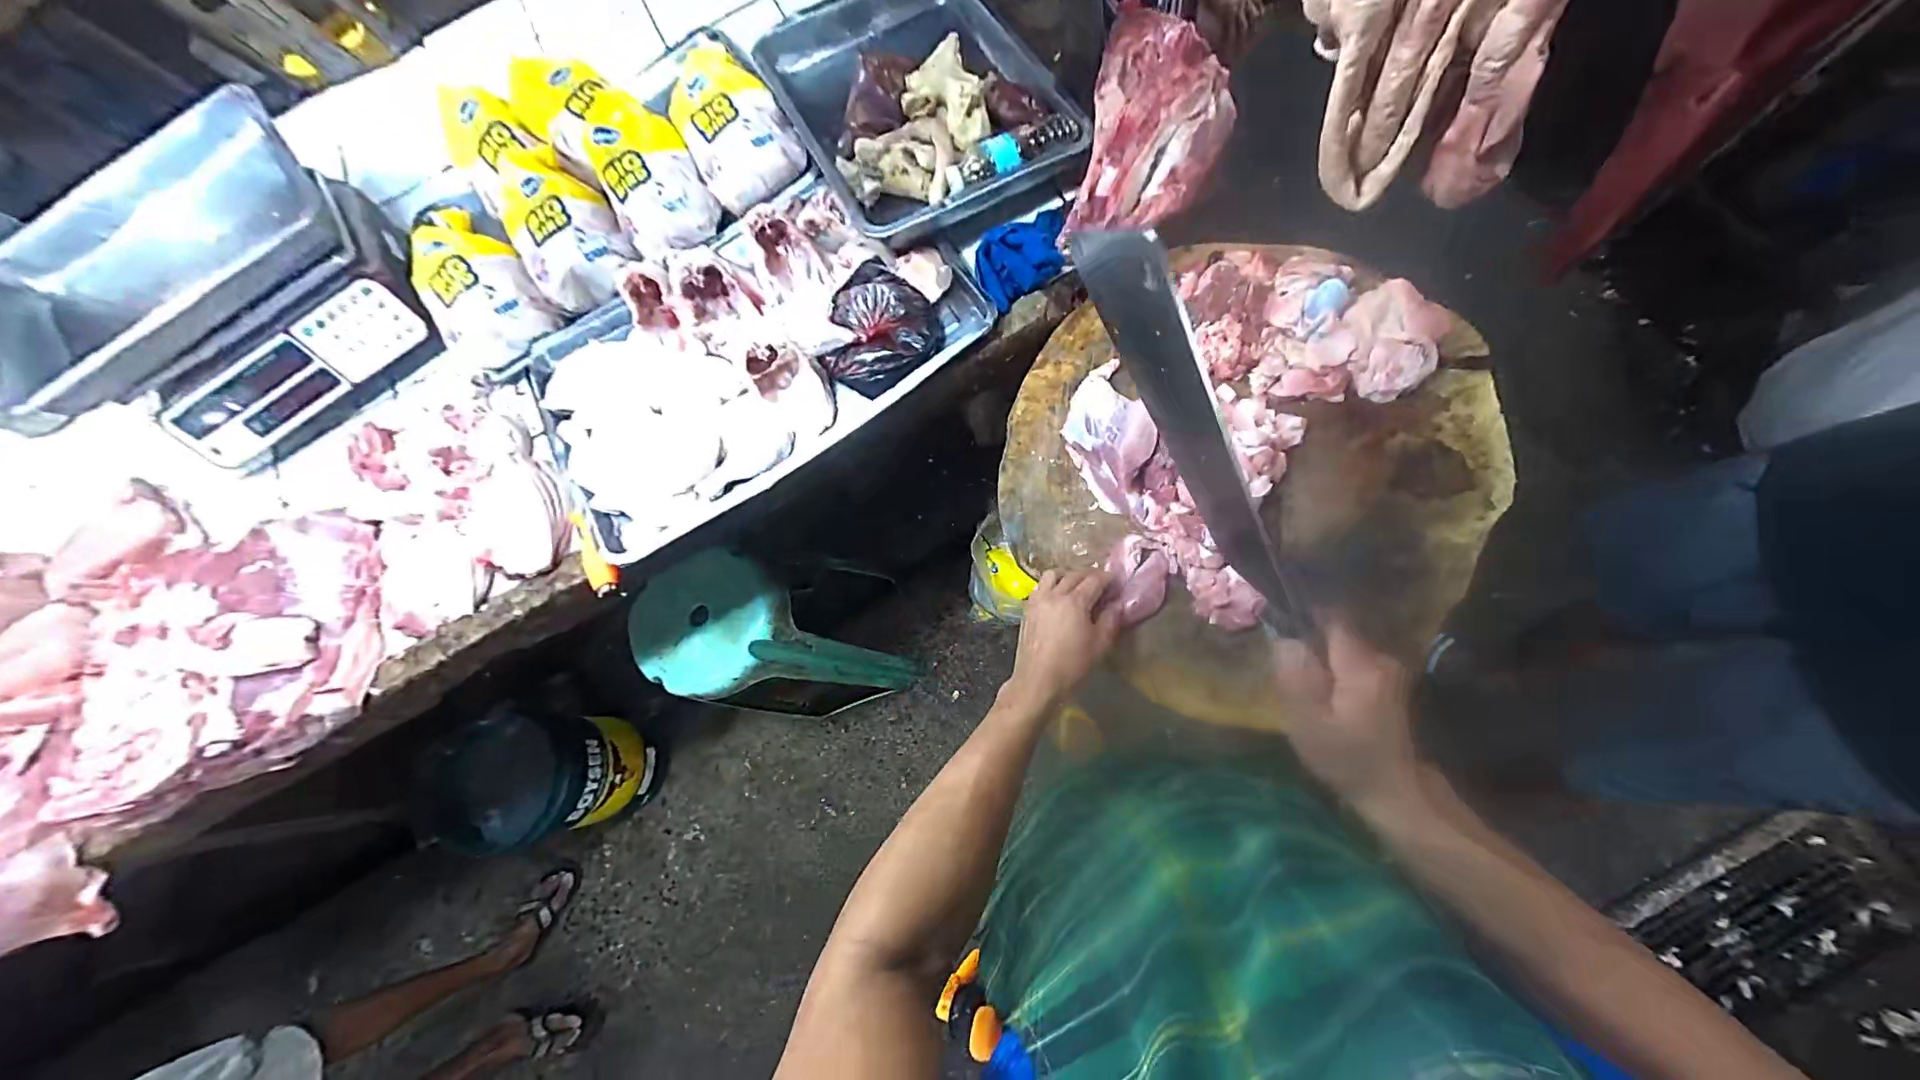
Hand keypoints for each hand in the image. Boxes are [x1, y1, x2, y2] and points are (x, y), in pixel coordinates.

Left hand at [1003, 569, 1122, 710]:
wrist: (1038, 681)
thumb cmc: (1072, 665)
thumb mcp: (1100, 645)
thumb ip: (1110, 620)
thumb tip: (1116, 605)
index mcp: (1074, 602)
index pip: (1094, 580)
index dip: (1107, 578)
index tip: (1115, 581)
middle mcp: (1054, 595)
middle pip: (1073, 574)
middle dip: (1089, 575)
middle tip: (1100, 583)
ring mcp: (1038, 601)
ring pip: (1052, 575)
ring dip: (1067, 575)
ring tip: (1076, 585)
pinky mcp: (1027, 610)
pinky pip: (1040, 587)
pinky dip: (1051, 585)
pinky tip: (1057, 597)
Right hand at [1272, 616, 1419, 814]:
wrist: (1394, 791)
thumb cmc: (1347, 758)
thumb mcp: (1308, 724)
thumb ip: (1295, 678)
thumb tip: (1284, 638)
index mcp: (1361, 664)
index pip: (1332, 616)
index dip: (1303, 612)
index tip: (1277, 619)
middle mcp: (1380, 658)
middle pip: (1336, 628)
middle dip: (1306, 633)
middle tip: (1280, 654)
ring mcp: (1387, 669)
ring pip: (1342, 643)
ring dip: (1317, 650)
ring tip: (1294, 667)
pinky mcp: (1386, 681)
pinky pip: (1349, 657)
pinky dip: (1330, 662)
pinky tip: (1316, 682)